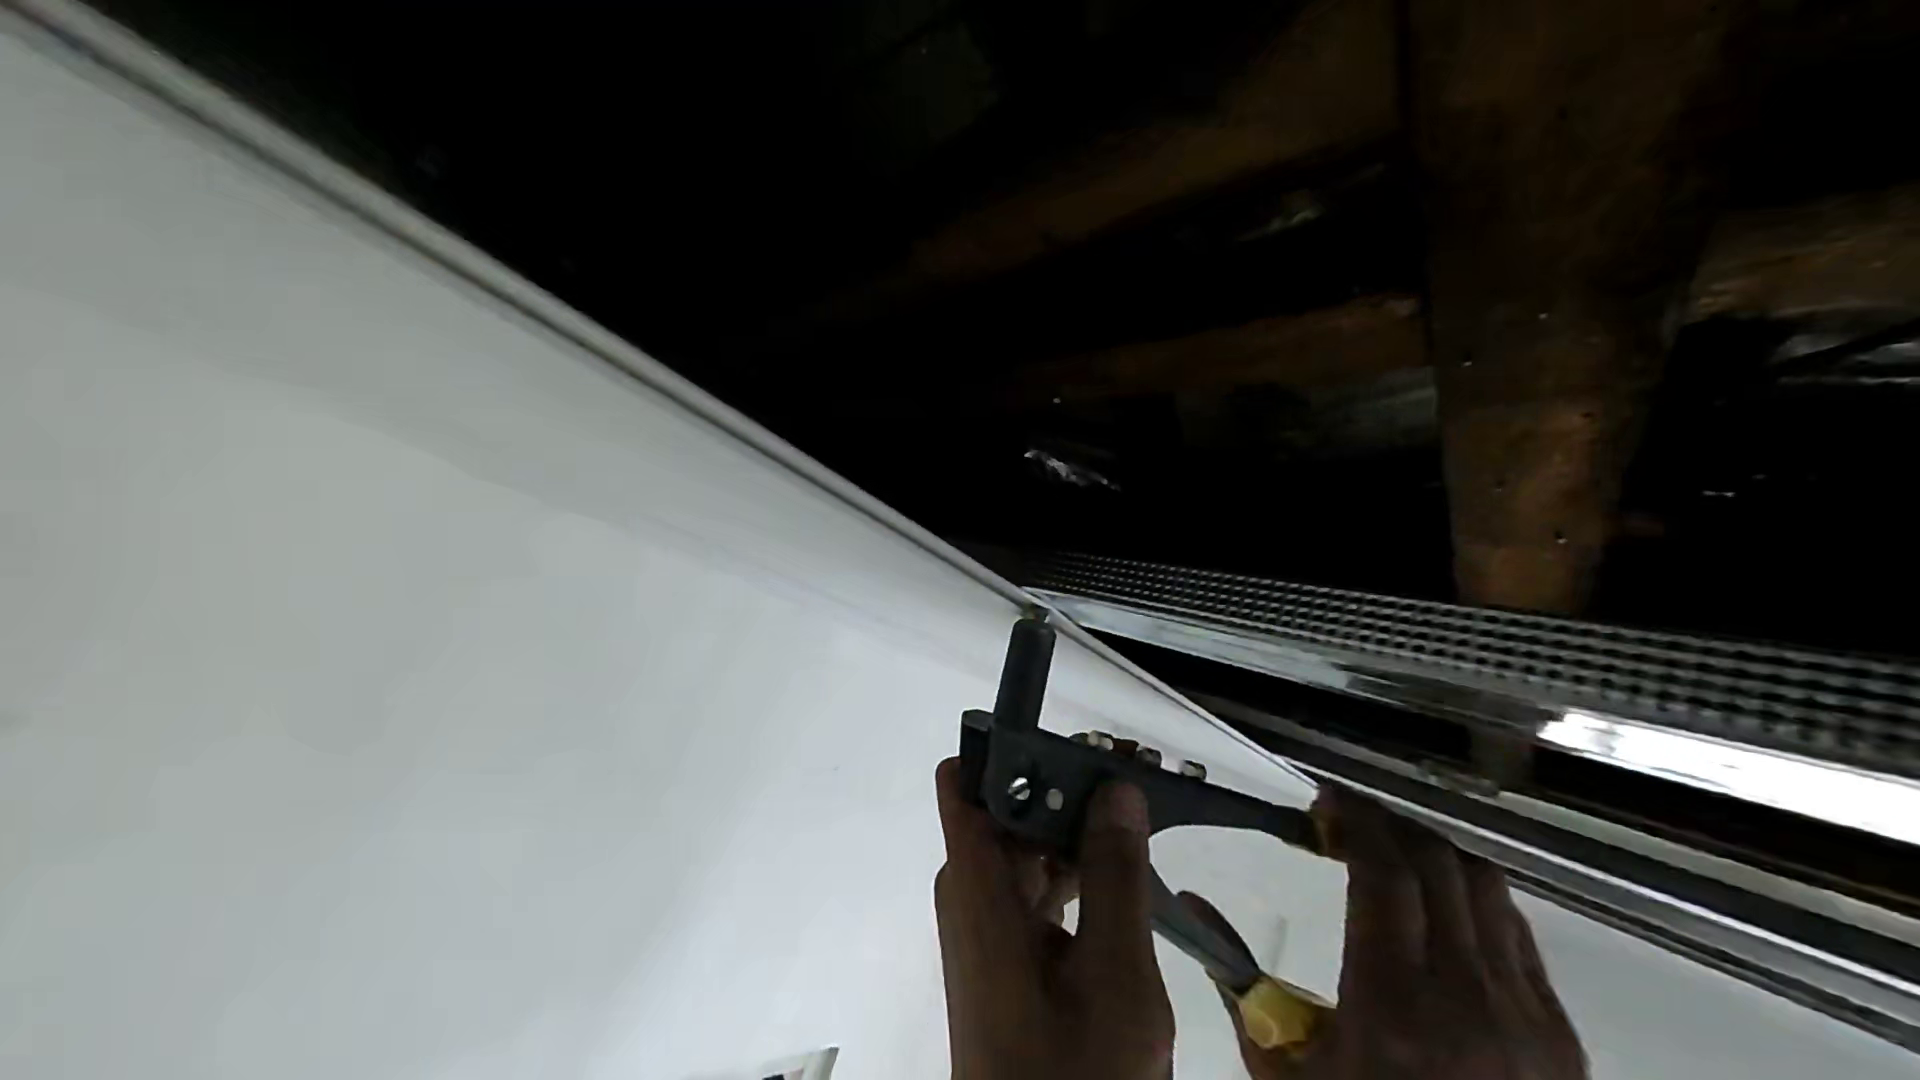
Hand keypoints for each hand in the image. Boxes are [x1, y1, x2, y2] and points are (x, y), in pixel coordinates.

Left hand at [933, 757, 1173, 1079]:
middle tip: (1133, 768)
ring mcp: (988, 917)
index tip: (1070, 743)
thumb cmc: (1072, 1072)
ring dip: (1077, 824)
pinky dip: (1075, 867)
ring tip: (1141, 804)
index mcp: (976, 884)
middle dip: (1065, 783)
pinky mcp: (1005, 944)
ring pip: (1026, 844)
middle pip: (1006, 806)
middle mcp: (971, 888)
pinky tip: (1123, 862)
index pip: (964, 782)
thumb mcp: (1114, 977)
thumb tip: (1117, 787)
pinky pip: (1034, 882)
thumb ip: (1115, 875)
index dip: (1008, 750)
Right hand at [1184, 789, 1586, 1079]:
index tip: (1321, 799)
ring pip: (1484, 886)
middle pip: (1436, 863)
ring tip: (1385, 850)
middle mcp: (1470, 997)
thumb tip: (1193, 902)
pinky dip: (1468, 894)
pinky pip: (1514, 930)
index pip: (1385, 872)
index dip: (1355, 818)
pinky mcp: (1562, 1037)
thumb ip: (1238, 984)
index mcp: (1394, 1005)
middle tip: (1342, 818)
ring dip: (1428, 851)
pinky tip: (1433, 905)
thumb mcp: (1282, 1075)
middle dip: (1385, 822)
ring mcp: (1528, 1017)